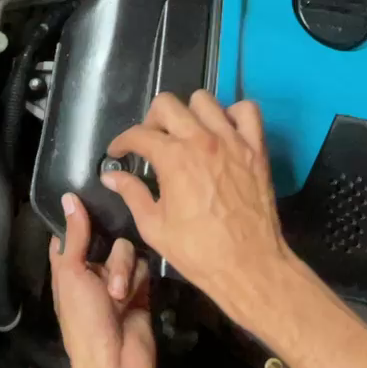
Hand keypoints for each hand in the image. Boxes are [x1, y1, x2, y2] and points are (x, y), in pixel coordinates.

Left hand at [51, 192, 154, 367]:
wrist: (115, 365)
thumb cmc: (83, 320)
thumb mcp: (72, 274)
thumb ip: (75, 235)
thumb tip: (69, 197)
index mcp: (69, 265)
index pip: (74, 229)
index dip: (80, 214)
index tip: (91, 192)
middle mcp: (92, 268)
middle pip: (106, 236)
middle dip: (110, 249)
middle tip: (107, 264)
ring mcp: (117, 279)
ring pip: (126, 250)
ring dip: (123, 270)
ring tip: (118, 294)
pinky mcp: (141, 289)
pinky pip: (144, 267)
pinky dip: (138, 280)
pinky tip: (133, 296)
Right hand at [102, 91, 294, 326]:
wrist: (250, 267)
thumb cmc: (199, 251)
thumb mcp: (154, 227)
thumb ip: (131, 194)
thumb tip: (111, 176)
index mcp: (173, 158)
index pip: (138, 134)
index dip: (122, 142)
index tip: (119, 152)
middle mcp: (200, 139)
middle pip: (167, 104)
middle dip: (152, 120)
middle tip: (152, 142)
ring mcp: (231, 140)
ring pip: (203, 100)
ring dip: (190, 114)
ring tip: (187, 135)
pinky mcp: (256, 148)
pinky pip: (246, 111)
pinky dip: (233, 115)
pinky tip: (224, 132)